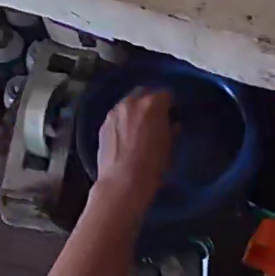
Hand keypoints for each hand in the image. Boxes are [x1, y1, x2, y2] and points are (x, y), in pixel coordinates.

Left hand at [94, 89, 173, 206]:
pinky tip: (124, 138)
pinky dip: (122, 122)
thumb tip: (172, 124)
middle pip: (144, 95)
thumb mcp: (169, 145)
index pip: (165, 94)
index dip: (169, 105)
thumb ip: (170, 129)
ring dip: (134, 112)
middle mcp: (131, 102)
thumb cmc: (153, 164)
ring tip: (137, 129)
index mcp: (152, 104)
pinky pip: (116, 117)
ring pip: (127, 105)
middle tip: (154, 120)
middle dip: (150, 104)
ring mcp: (114, 112)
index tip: (171, 114)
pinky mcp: (103, 124)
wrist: (123, 181)